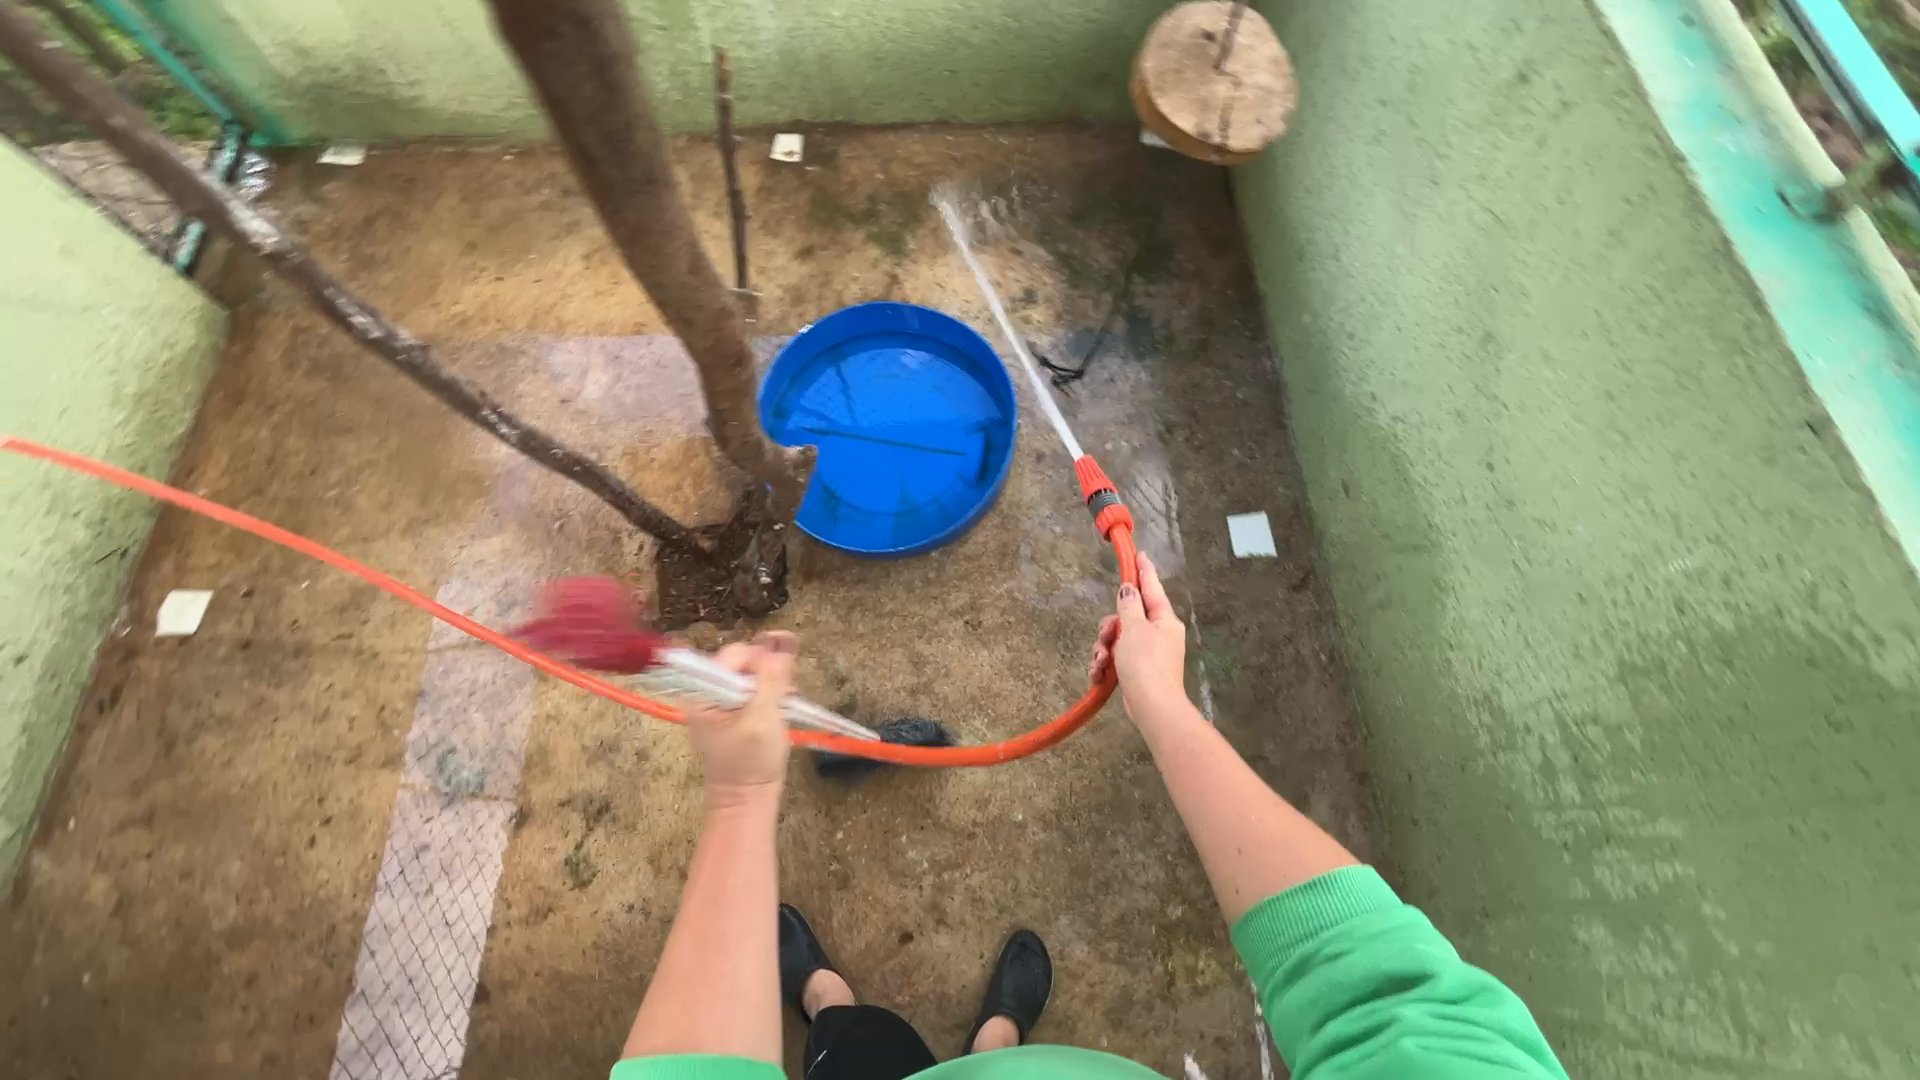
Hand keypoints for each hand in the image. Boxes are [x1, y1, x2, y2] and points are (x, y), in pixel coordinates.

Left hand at [684, 632, 796, 809]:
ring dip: (773, 684)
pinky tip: (781, 707)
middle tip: (785, 693)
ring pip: (752, 674)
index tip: (781, 676)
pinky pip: (754, 689)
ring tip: (784, 704)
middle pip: (744, 662)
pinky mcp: (734, 712)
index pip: (733, 655)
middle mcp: (708, 693)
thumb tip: (780, 638)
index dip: (760, 660)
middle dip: (769, 672)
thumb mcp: (764, 716)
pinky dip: (770, 694)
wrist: (748, 799)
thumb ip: (771, 676)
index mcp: (704, 693)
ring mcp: (721, 703)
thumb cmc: (751, 762)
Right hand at [1088, 553, 1187, 716]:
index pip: (1151, 587)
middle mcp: (1159, 634)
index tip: (1139, 554)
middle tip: (1106, 635)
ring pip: (1117, 639)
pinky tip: (1099, 674)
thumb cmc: (1145, 662)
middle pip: (1128, 617)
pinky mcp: (1137, 671)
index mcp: (1164, 619)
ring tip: (1101, 661)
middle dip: (1110, 627)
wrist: (1151, 705)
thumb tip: (1129, 589)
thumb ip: (1129, 605)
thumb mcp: (1133, 628)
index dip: (1143, 571)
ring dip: (1103, 648)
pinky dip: (1105, 665)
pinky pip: (1116, 659)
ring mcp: (1148, 654)